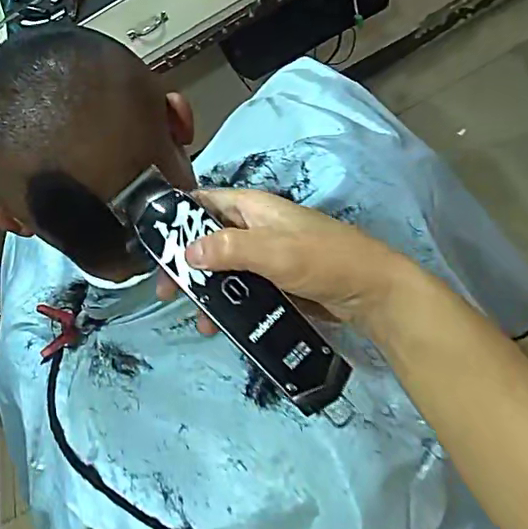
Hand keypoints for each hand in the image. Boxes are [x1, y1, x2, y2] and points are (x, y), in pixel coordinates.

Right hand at [153, 188, 420, 332]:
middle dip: (186, 263)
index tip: (153, 246)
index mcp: (253, 206)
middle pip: (208, 238)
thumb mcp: (273, 251)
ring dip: (206, 290)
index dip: (176, 218)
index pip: (203, 202)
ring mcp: (266, 255)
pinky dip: (228, 304)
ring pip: (223, 268)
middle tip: (167, 291)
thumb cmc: (324, 259)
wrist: (374, 292)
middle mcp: (255, 226)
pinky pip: (243, 289)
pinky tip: (221, 326)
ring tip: (199, 319)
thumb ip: (229, 249)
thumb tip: (186, 252)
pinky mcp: (276, 281)